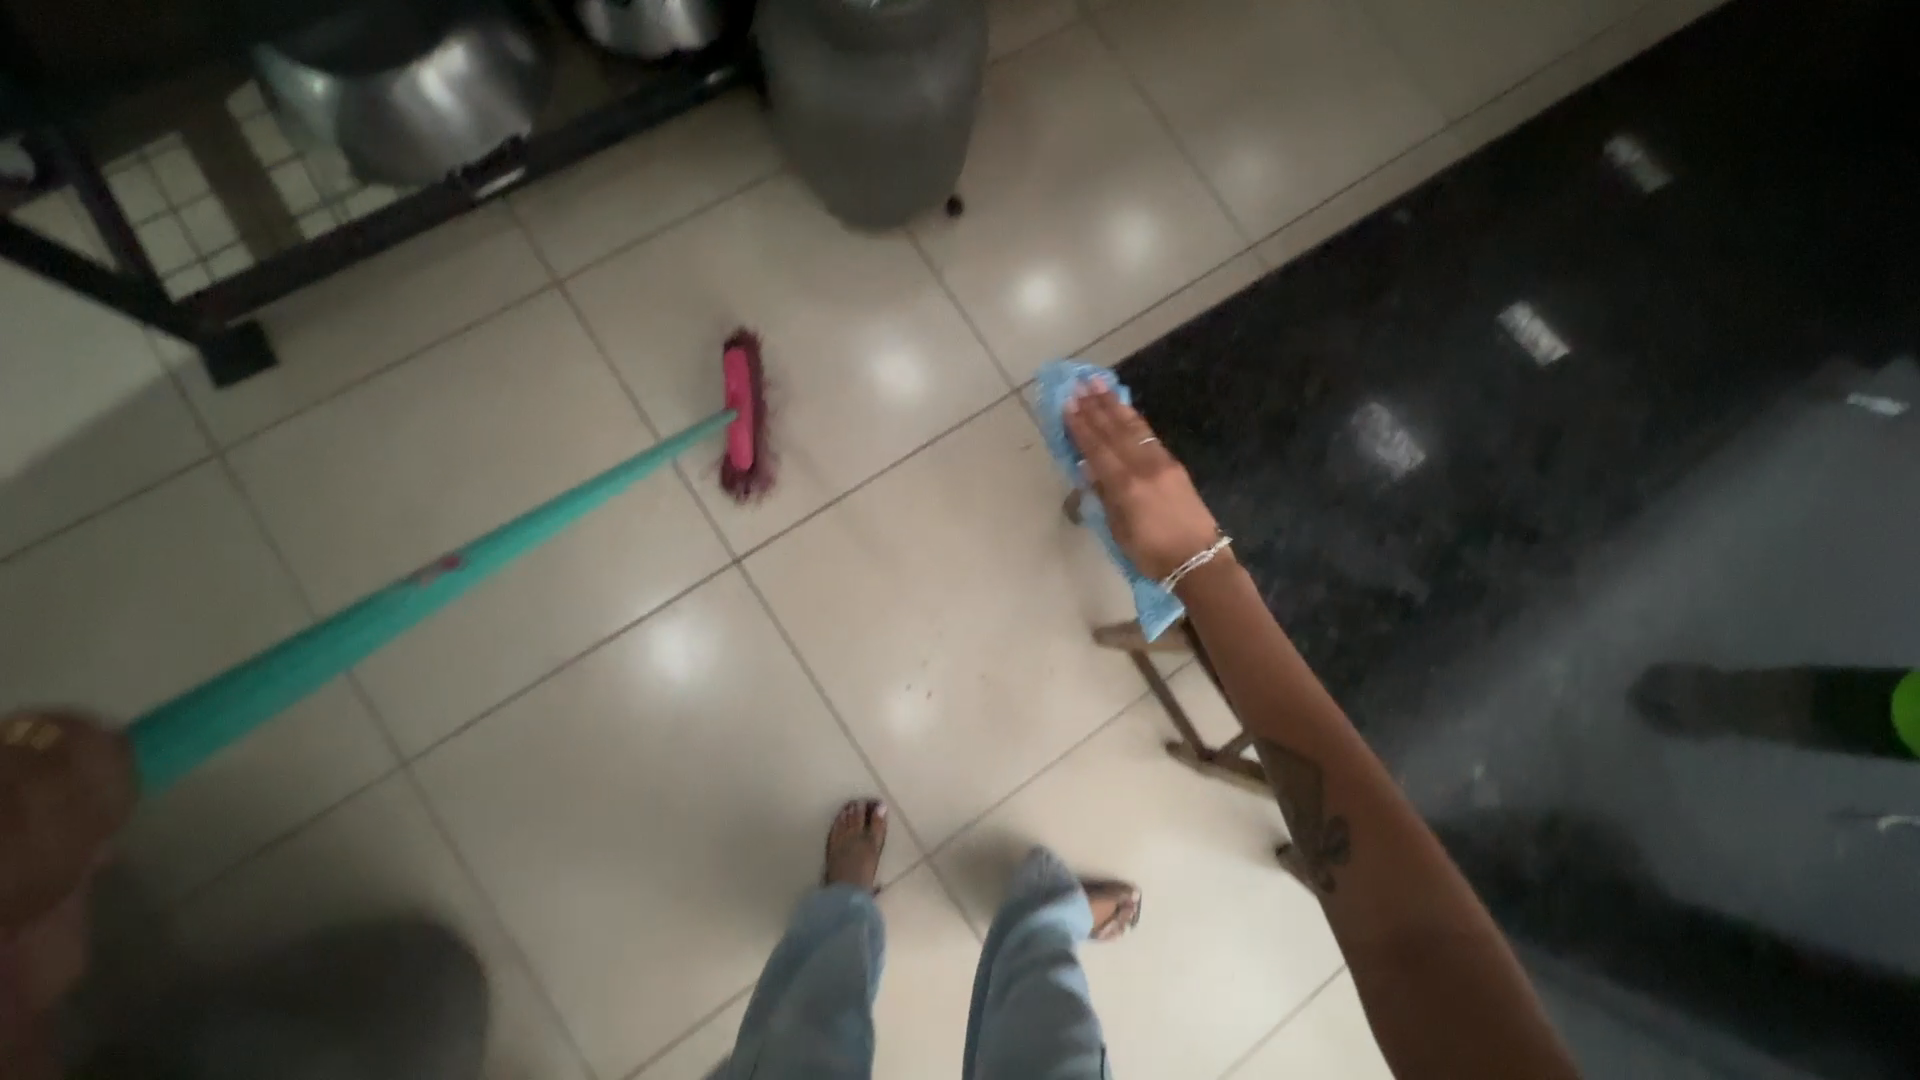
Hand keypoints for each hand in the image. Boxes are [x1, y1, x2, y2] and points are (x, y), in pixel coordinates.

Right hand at [1063, 381, 1221, 580]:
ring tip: (1098, 385)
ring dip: (1114, 405)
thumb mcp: (1118, 530)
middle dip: (1094, 407)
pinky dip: (1133, 420)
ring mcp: (1161, 463)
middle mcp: (1143, 468)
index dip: (1080, 426)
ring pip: (1133, 428)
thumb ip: (1104, 496)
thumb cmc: (1151, 555)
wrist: (1198, 560)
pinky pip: (1148, 436)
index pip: (1097, 449)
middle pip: (1114, 432)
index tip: (1067, 404)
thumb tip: (1088, 468)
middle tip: (1078, 384)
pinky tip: (1124, 409)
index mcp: (1125, 487)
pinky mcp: (1174, 465)